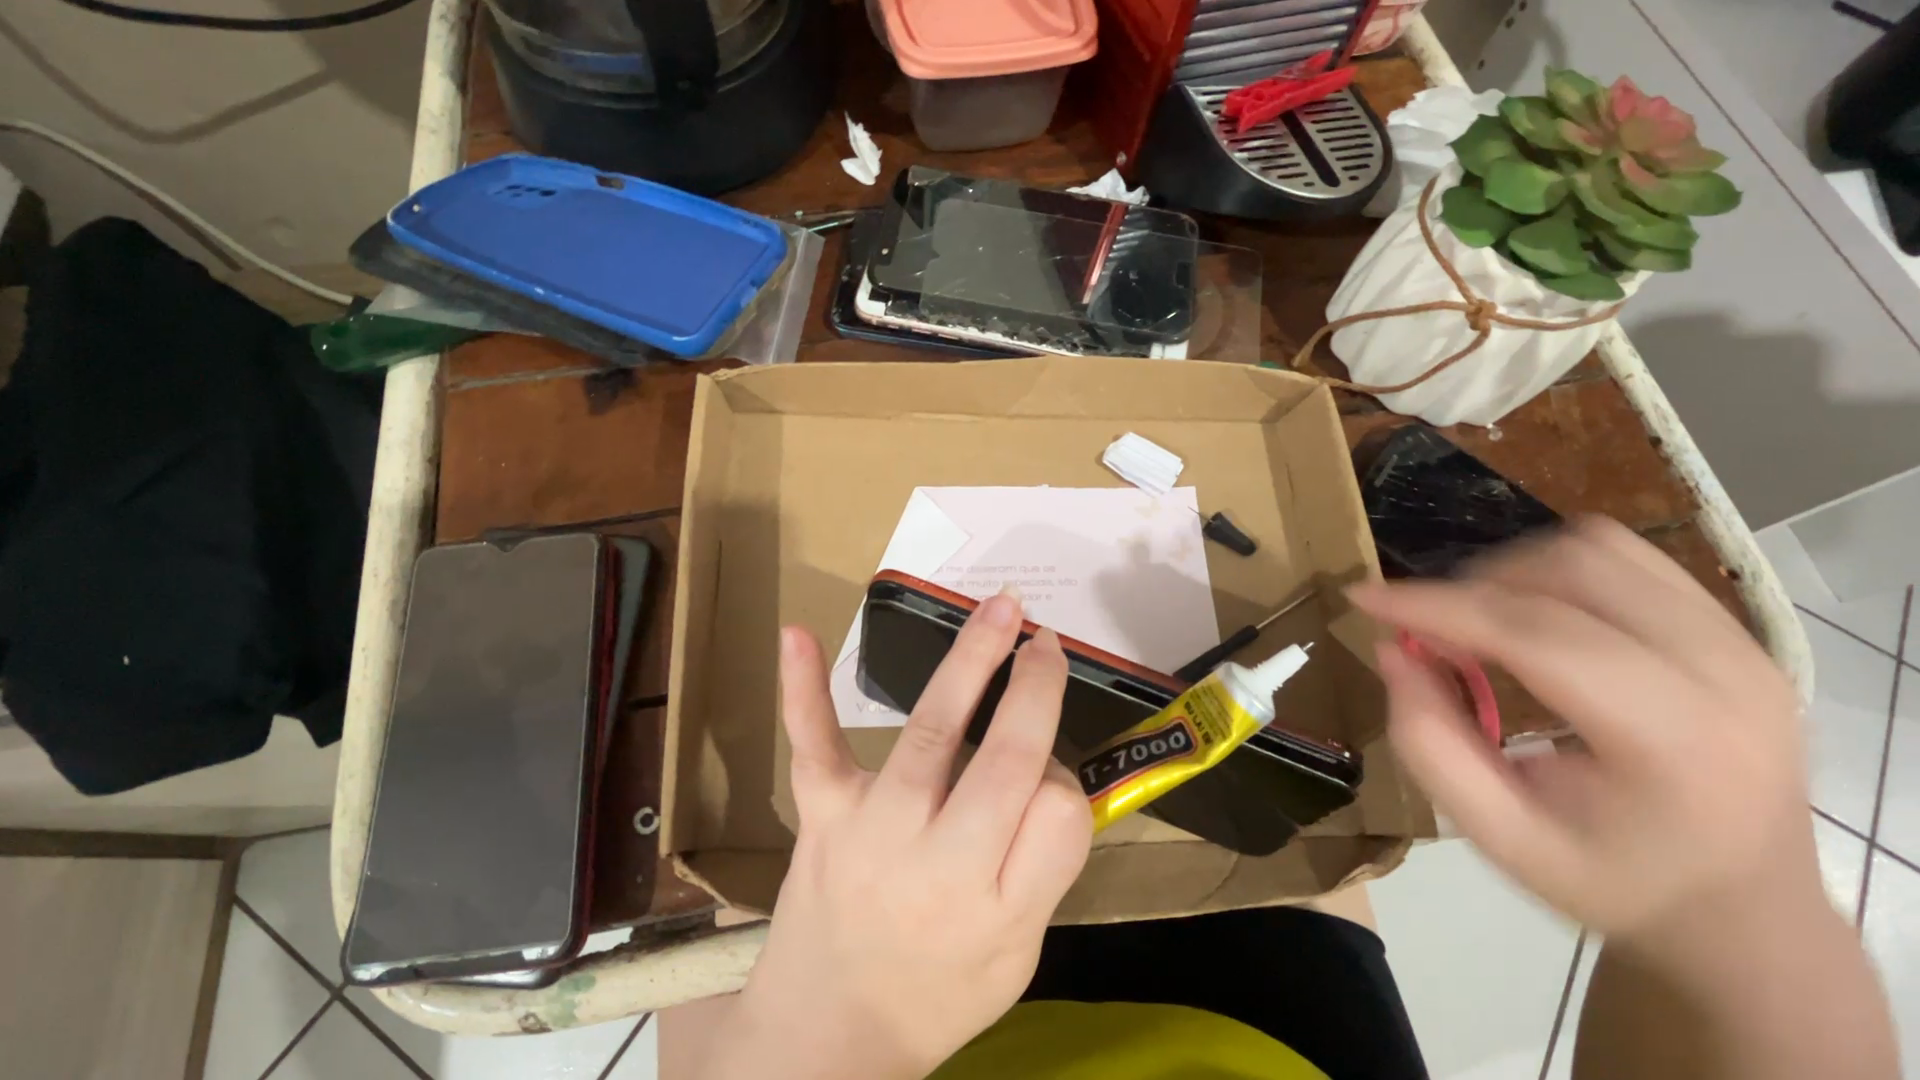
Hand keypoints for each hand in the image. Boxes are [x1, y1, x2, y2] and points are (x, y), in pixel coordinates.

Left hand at [723, 589, 1092, 1079]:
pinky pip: (815, 748)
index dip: (1064, 780)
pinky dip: (803, 692)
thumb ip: (1040, 866)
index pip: (1059, 814)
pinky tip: (798, 635)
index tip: (1048, 775)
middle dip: (1035, 689)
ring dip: (970, 662)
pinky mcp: (823, 815)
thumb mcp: (1016, 953)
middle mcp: (939, 863)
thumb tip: (1048, 776)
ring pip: (930, 734)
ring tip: (1000, 611)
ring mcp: (873, 831)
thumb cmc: (938, 992)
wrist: (829, 1031)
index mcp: (998, 906)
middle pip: (1005, 760)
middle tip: (1046, 640)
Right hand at [1348, 517, 1818, 941]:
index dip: (1438, 606)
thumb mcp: (1502, 840)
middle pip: (1570, 572)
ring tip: (1475, 623)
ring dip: (1513, 572)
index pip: (1537, 634)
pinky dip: (1556, 571)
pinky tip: (1530, 616)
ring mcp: (1740, 641)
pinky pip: (1629, 558)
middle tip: (1424, 631)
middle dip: (1472, 588)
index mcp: (1673, 740)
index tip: (1363, 597)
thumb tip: (1391, 650)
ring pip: (1598, 548)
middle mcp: (1723, 671)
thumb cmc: (1615, 882)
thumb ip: (1431, 746)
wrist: (1746, 909)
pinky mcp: (1737, 628)